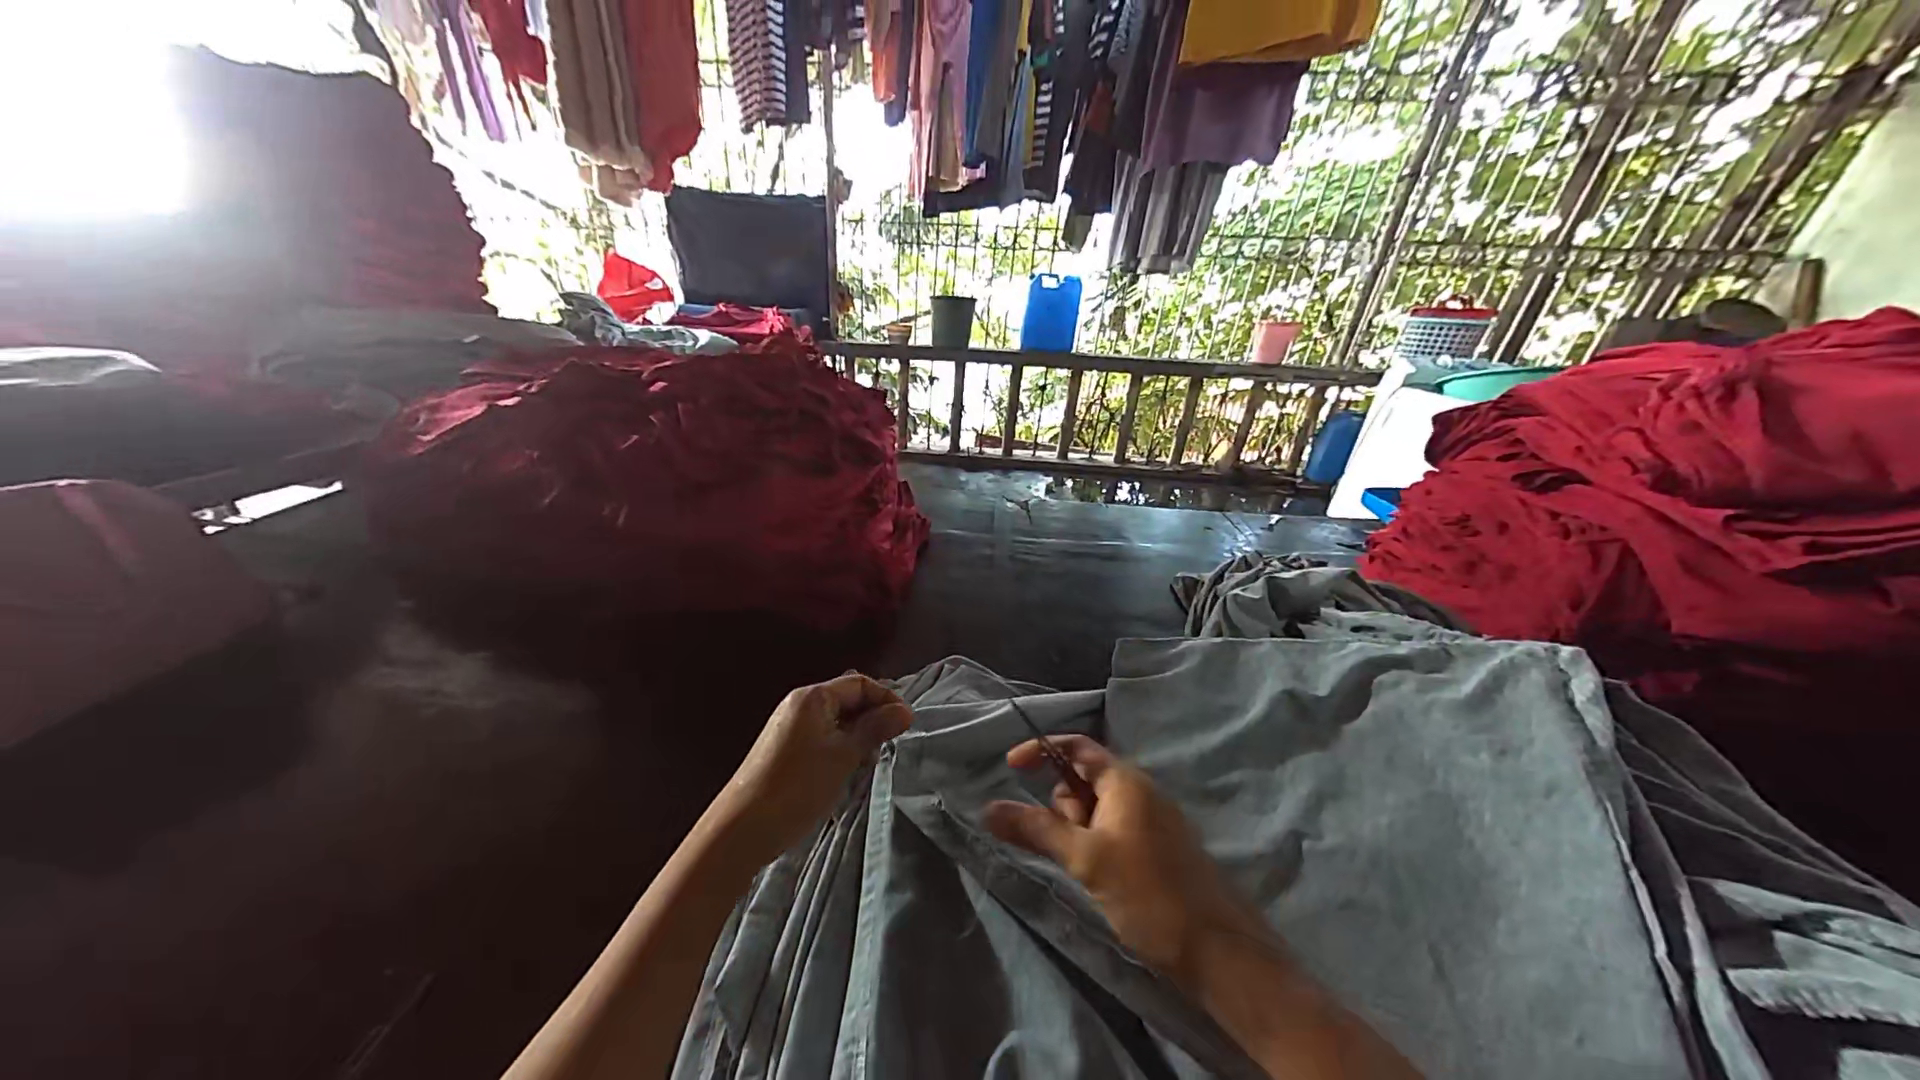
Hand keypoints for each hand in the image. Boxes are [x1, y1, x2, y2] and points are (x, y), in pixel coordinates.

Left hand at [708, 673, 912, 862]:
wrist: (742, 828)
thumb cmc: (798, 786)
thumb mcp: (844, 755)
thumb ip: (875, 728)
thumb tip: (904, 711)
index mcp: (812, 697)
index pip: (860, 683)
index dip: (886, 699)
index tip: (906, 726)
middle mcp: (799, 704)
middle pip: (847, 699)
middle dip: (873, 718)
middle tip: (888, 746)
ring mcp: (790, 727)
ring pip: (837, 720)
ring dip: (858, 736)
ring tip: (868, 763)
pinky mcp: (785, 749)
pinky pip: (823, 737)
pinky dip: (841, 748)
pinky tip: (846, 771)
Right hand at [984, 735, 1273, 983]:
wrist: (1217, 951)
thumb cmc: (1148, 893)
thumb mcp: (1085, 858)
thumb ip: (1035, 829)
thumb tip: (988, 808)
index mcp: (1125, 780)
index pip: (1076, 746)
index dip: (1040, 750)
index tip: (1010, 768)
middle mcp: (1139, 790)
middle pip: (1081, 780)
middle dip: (1062, 807)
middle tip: (1071, 847)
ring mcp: (1150, 819)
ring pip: (1094, 810)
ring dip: (1078, 832)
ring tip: (1089, 869)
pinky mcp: (1155, 848)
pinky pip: (1111, 830)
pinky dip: (1093, 844)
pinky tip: (1100, 877)